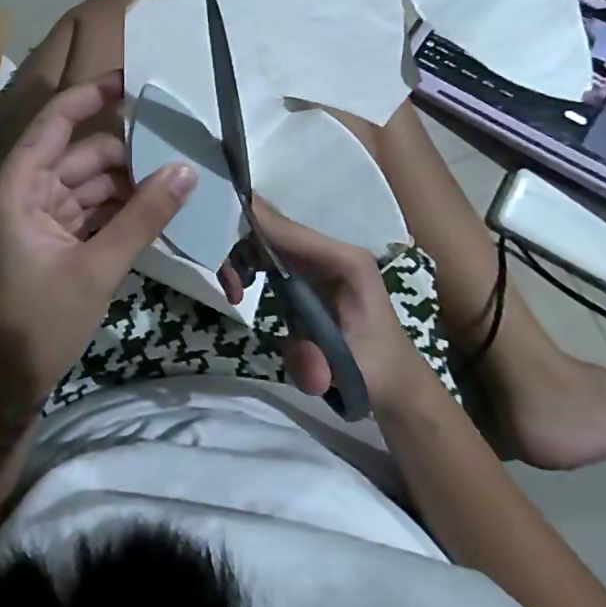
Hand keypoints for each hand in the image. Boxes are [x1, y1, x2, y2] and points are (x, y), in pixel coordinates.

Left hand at [0, 72, 197, 393]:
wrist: (15, 377)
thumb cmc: (42, 321)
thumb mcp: (97, 267)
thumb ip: (142, 217)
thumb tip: (188, 170)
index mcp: (19, 185)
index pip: (55, 121)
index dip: (91, 95)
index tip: (133, 80)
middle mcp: (28, 188)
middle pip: (84, 151)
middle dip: (129, 151)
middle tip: (180, 147)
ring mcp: (44, 211)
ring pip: (94, 179)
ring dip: (131, 182)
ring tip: (180, 181)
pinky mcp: (59, 233)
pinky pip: (96, 205)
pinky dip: (123, 206)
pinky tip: (160, 209)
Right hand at [222, 200, 433, 398]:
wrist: (393, 382)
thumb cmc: (376, 372)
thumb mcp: (350, 370)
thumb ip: (319, 363)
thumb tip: (298, 362)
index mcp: (345, 261)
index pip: (287, 229)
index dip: (249, 224)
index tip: (212, 231)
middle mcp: (330, 250)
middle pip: (272, 226)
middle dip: (239, 244)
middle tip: (227, 283)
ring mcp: (317, 258)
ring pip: (266, 237)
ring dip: (239, 255)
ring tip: (232, 290)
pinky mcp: (306, 270)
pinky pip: (268, 252)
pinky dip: (246, 263)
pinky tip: (240, 288)